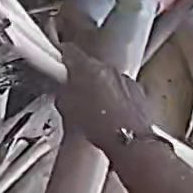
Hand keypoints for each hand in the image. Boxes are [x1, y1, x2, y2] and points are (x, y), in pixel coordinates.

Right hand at [54, 1, 156, 149]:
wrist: (129, 142)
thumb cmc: (99, 125)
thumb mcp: (66, 107)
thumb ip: (62, 91)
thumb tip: (61, 89)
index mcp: (89, 68)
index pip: (69, 50)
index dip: (59, 54)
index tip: (54, 58)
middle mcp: (109, 70)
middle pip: (89, 64)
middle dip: (78, 73)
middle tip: (68, 87)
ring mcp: (126, 80)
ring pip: (105, 76)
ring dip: (96, 85)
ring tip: (88, 104)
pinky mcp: (138, 93)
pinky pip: (119, 89)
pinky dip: (111, 96)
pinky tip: (105, 111)